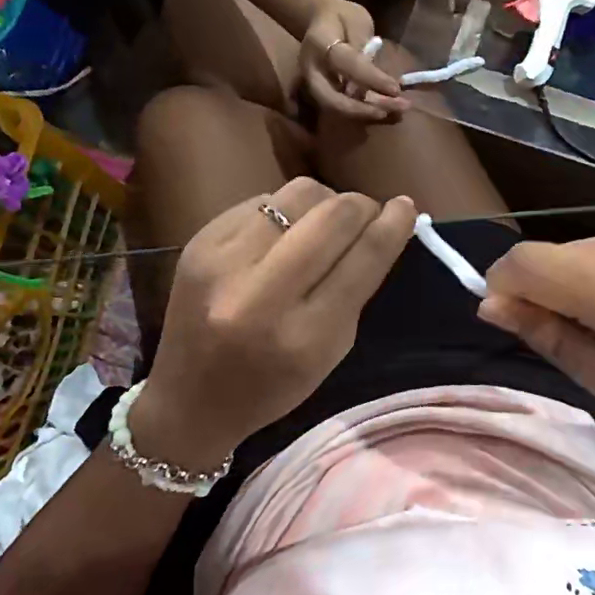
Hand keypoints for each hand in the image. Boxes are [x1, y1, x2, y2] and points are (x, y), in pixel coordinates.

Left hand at [130, 178, 416, 459]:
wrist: (189, 400)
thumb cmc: (271, 387)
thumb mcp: (330, 352)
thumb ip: (355, 289)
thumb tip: (378, 226)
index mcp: (303, 336)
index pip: (363, 259)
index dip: (392, 225)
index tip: (405, 206)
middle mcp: (259, 294)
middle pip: (333, 215)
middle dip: (361, 206)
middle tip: (368, 214)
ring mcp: (221, 262)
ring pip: (297, 194)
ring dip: (325, 202)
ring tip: (325, 223)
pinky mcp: (198, 242)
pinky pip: (261, 201)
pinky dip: (285, 212)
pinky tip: (284, 233)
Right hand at [297, 0, 408, 122]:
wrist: (320, 19)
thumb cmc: (341, 17)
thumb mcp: (356, 20)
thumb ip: (363, 46)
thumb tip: (378, 77)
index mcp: (319, 43)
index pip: (347, 65)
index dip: (371, 78)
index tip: (396, 88)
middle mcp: (311, 69)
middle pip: (331, 100)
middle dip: (362, 109)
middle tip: (390, 111)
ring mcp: (313, 84)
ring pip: (337, 108)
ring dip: (366, 113)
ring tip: (395, 110)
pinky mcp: (322, 93)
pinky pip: (342, 107)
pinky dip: (364, 110)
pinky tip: (386, 109)